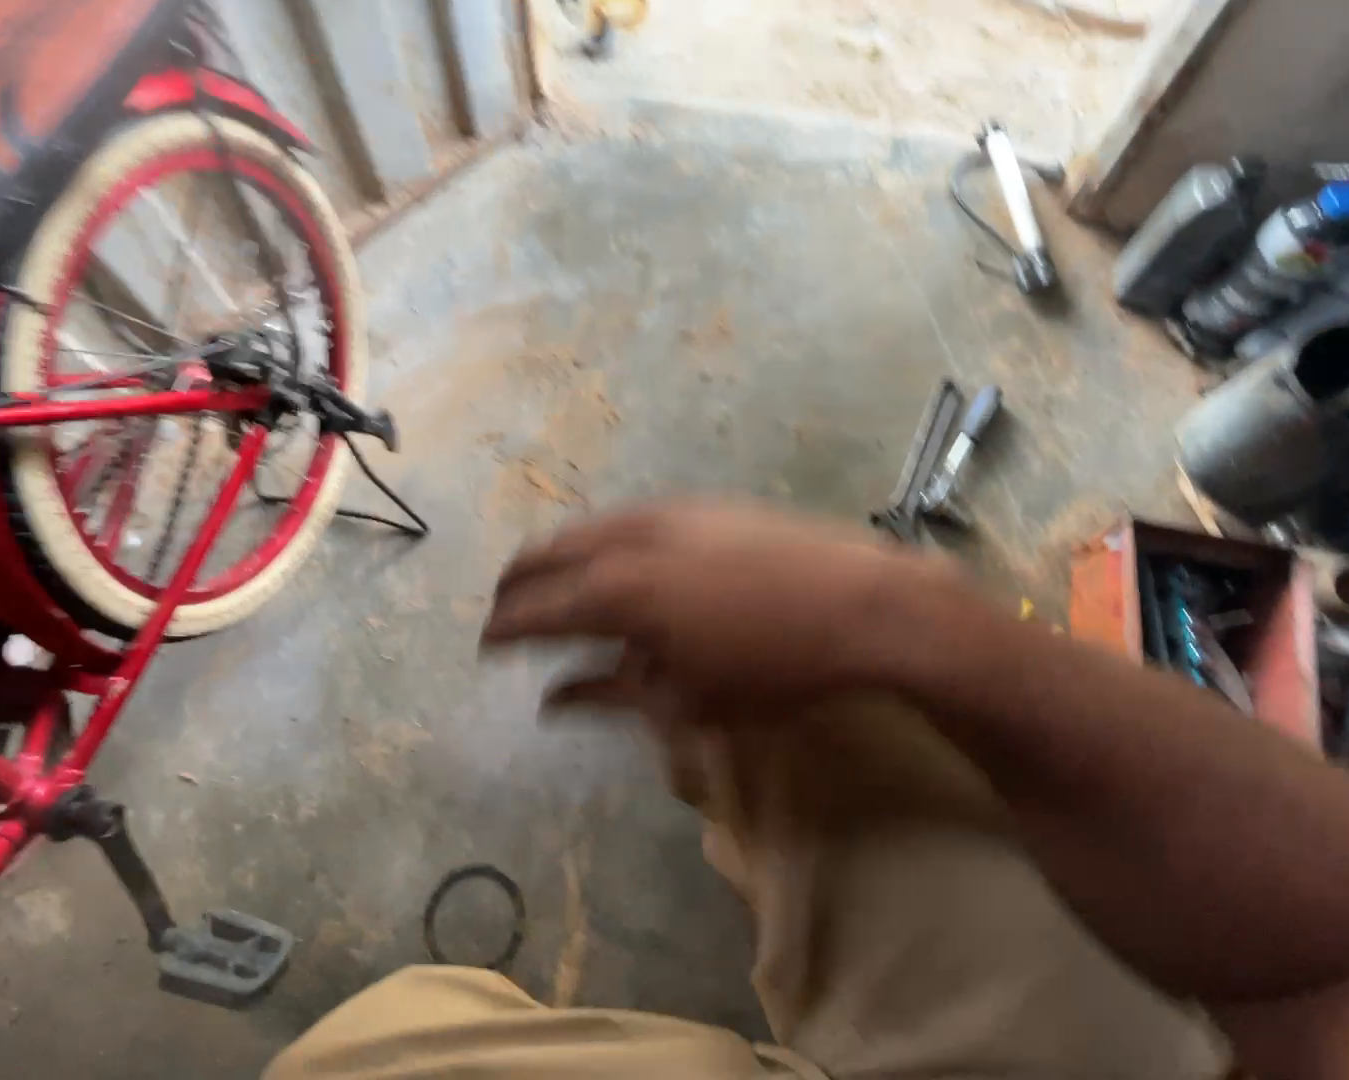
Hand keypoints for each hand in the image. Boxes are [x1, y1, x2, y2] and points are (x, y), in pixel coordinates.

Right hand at [480, 499, 978, 703]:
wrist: (863, 606)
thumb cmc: (773, 669)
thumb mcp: (686, 699)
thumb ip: (609, 695)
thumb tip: (552, 702)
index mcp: (616, 593)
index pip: (533, 610)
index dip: (501, 631)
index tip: (485, 647)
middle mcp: (627, 539)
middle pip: (546, 555)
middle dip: (516, 586)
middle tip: (505, 614)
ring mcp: (665, 512)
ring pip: (585, 529)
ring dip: (557, 559)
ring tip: (553, 589)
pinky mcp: (699, 504)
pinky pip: (625, 519)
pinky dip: (600, 543)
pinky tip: (616, 565)